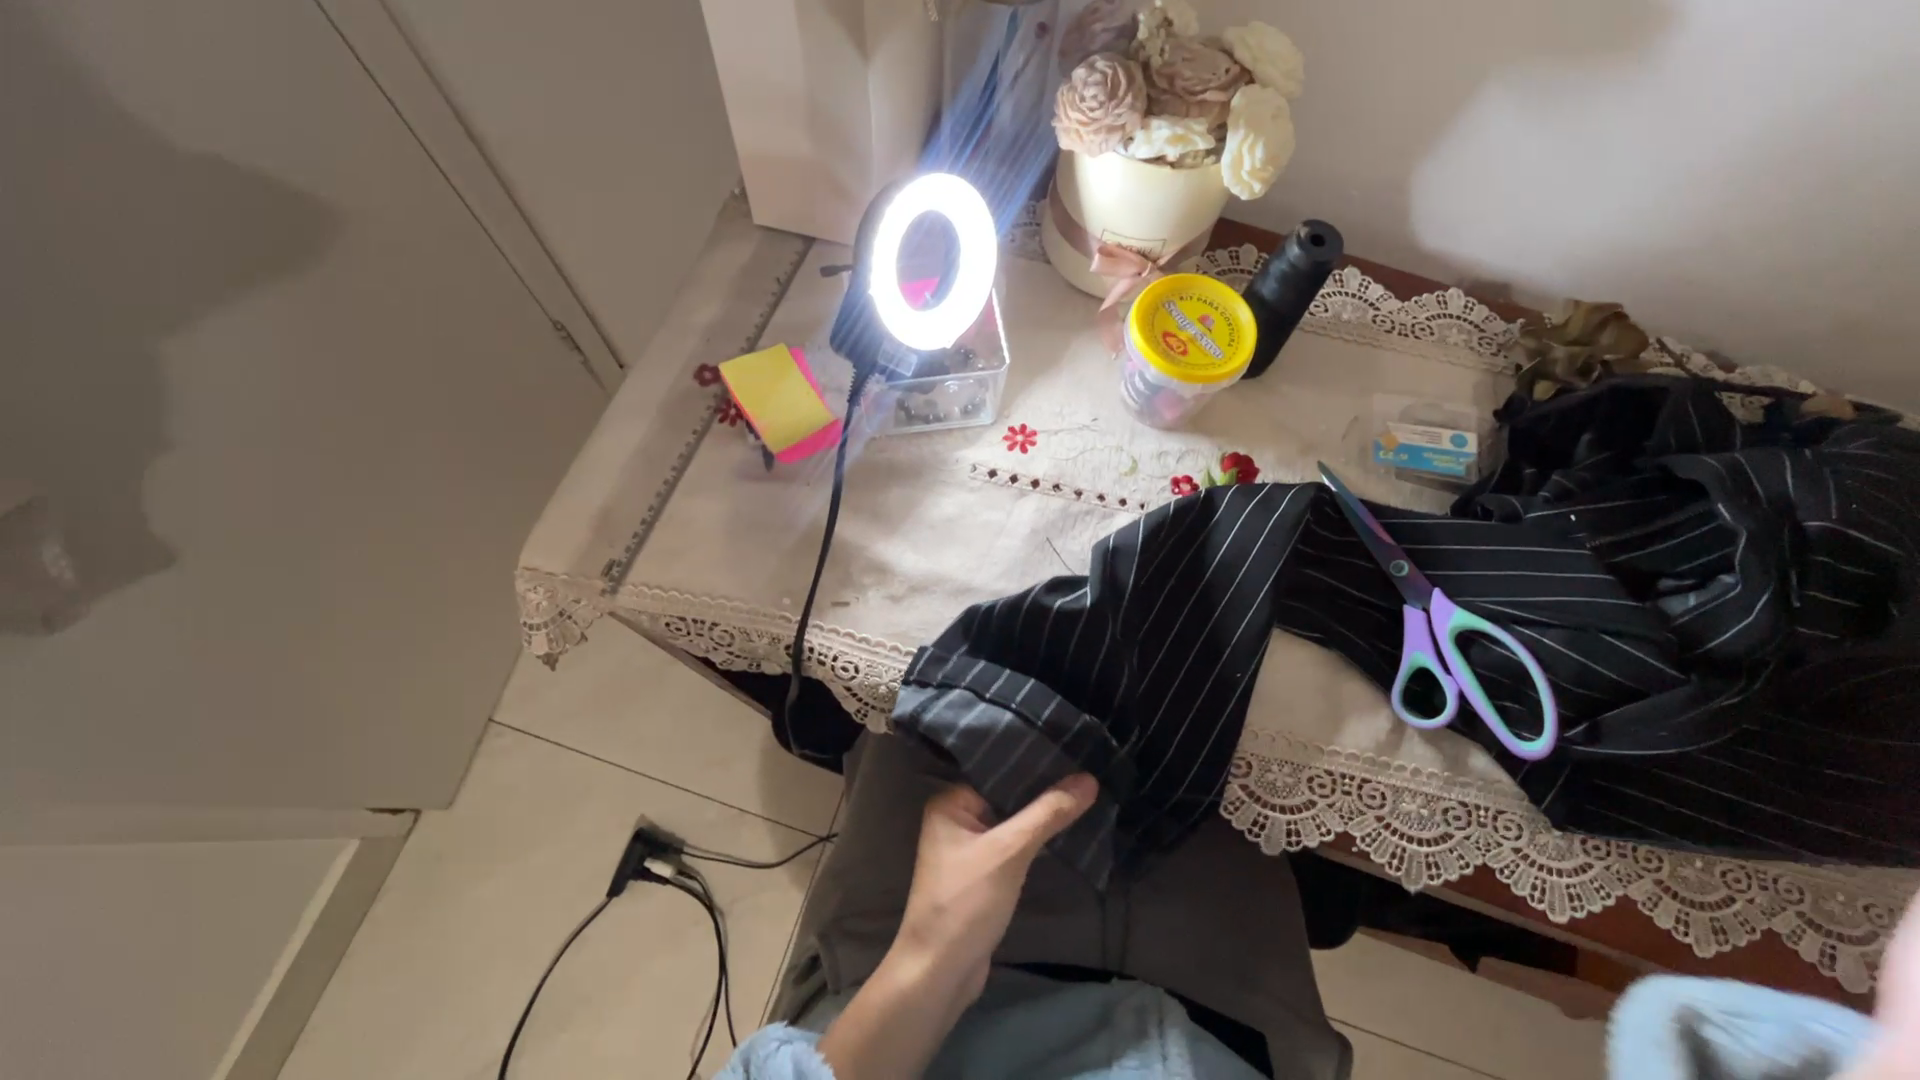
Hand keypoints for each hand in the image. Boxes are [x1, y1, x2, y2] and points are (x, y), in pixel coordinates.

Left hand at [818, 774, 1099, 1079]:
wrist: (940, 971)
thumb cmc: (966, 902)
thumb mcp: (1010, 852)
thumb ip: (1047, 813)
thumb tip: (1088, 778)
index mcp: (949, 802)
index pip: (996, 770)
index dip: (1033, 761)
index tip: (1071, 746)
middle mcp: (954, 819)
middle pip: (1005, 795)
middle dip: (1042, 789)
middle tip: (1087, 768)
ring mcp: (967, 849)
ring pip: (1011, 822)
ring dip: (1041, 815)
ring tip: (1084, 793)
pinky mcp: (981, 875)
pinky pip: (1012, 846)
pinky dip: (1035, 840)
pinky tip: (1064, 830)